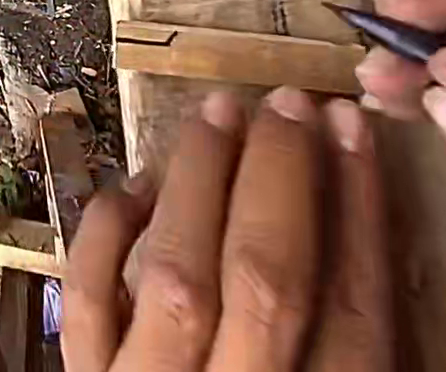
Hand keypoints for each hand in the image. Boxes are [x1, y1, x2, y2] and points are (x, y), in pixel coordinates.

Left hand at [62, 87, 390, 371]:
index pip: (353, 318)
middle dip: (281, 178)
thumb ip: (341, 355)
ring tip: (220, 110)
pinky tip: (133, 187)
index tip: (353, 132)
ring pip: (178, 272)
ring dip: (200, 181)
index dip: (360, 215)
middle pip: (265, 280)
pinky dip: (106, 237)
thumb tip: (359, 257)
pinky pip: (86, 301)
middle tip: (288, 99)